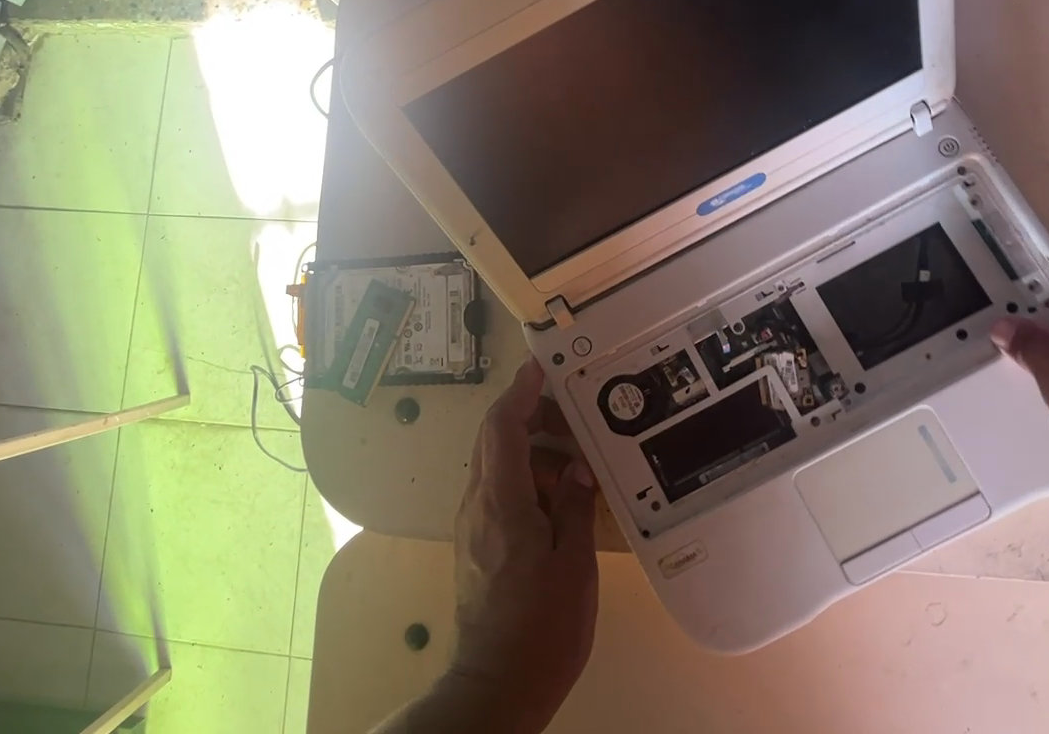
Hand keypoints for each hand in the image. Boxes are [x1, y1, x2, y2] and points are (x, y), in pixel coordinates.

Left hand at [447, 357, 598, 730]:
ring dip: (532, 452)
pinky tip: (558, 498)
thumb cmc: (542, 624)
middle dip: (530, 416)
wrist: (496, 682)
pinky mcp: (476, 543)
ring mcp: (472, 524)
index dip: (520, 391)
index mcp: (501, 501)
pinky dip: (526, 479)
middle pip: (495, 439)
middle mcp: (477, 503)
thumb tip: (575, 467)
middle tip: (573, 414)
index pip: (502, 426)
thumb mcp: (574, 563)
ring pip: (497, 465)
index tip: (540, 367)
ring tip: (576, 464)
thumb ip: (574, 506)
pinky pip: (498, 491)